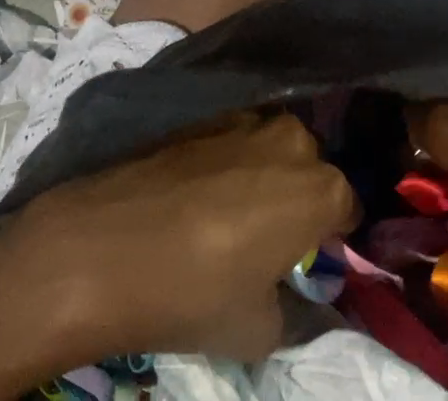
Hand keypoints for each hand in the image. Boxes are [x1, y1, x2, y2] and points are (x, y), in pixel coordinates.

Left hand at [0, 112, 358, 361]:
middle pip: (310, 168)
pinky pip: (230, 142)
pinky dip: (224, 164)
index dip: (332, 237)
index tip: (311, 260)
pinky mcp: (195, 119)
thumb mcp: (260, 329)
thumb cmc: (192, 293)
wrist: (99, 249)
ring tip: (230, 216)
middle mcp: (288, 140)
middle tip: (271, 238)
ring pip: (269, 149)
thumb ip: (293, 309)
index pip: (348, 209)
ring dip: (262, 175)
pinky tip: (196, 198)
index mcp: (320, 187)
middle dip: (299, 197)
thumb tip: (286, 292)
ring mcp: (239, 121)